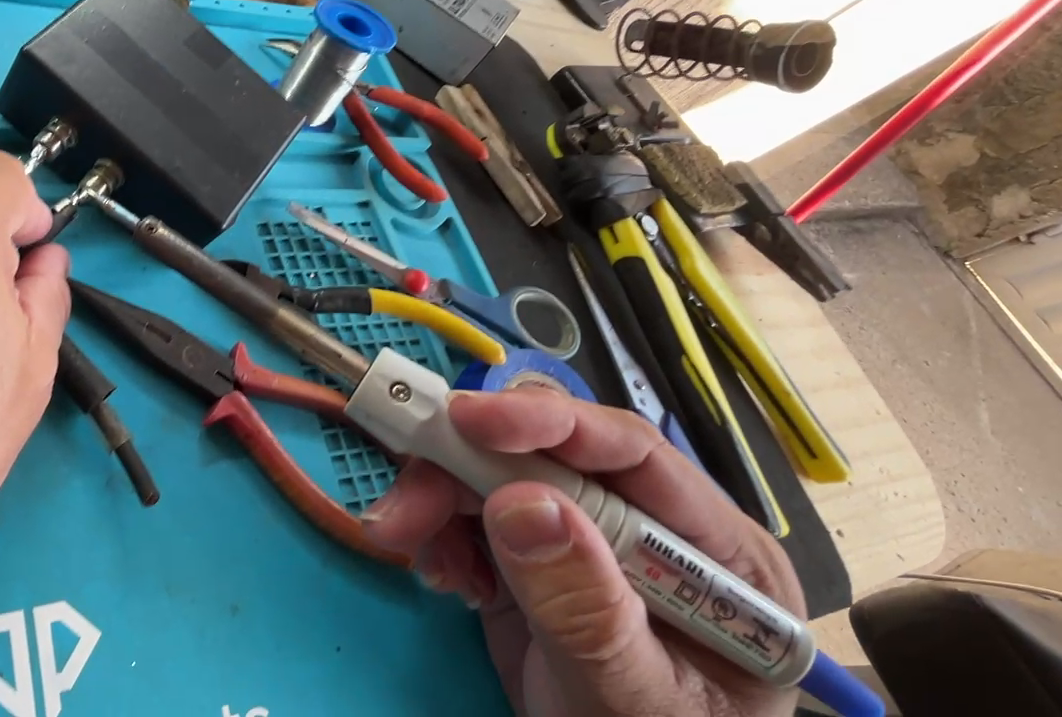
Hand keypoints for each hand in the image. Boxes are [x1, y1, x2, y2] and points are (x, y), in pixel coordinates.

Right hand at [361, 390, 801, 716]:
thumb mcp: (629, 695)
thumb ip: (584, 606)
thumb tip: (519, 500)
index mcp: (709, 544)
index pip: (629, 451)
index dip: (546, 422)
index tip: (466, 420)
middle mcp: (642, 518)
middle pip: (541, 452)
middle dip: (461, 470)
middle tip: (400, 511)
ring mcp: (581, 530)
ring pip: (492, 471)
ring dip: (436, 501)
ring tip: (407, 546)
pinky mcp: (530, 547)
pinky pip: (469, 507)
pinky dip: (440, 531)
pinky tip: (447, 578)